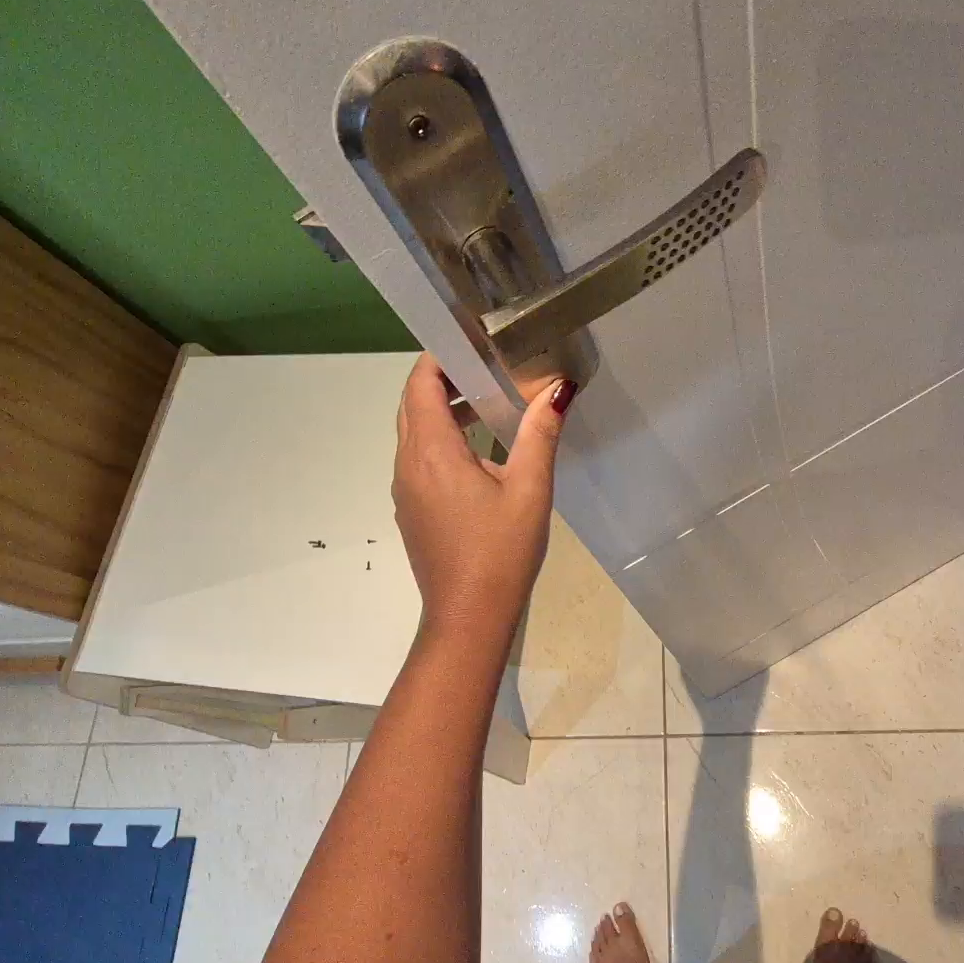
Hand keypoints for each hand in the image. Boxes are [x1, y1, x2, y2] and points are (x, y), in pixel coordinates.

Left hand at [392, 353, 577, 638]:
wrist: (468, 617)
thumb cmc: (499, 551)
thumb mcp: (529, 490)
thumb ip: (539, 434)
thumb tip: (558, 390)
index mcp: (432, 452)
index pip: (419, 384)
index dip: (439, 357)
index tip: (472, 344)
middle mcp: (408, 465)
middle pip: (412, 405)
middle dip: (443, 382)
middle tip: (487, 370)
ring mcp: (405, 491)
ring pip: (415, 434)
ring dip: (444, 414)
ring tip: (489, 407)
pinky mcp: (411, 511)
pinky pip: (419, 461)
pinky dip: (441, 443)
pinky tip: (479, 456)